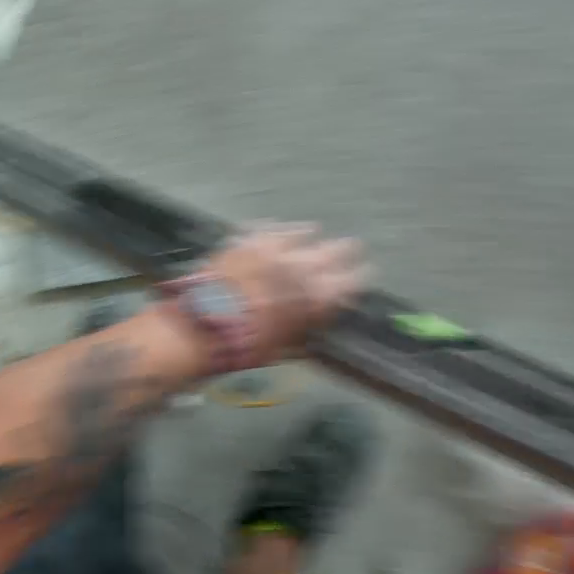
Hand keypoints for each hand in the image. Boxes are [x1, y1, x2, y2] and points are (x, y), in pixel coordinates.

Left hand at [206, 223, 366, 361]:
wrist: (205, 324)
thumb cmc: (247, 346)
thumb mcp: (286, 348)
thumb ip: (304, 330)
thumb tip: (314, 326)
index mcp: (313, 299)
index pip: (346, 284)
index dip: (359, 277)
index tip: (368, 271)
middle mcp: (297, 270)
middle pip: (327, 255)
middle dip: (342, 250)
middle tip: (353, 244)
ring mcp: (269, 252)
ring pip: (295, 236)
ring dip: (306, 233)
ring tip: (314, 228)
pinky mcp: (243, 243)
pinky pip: (262, 231)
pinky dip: (271, 229)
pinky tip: (275, 225)